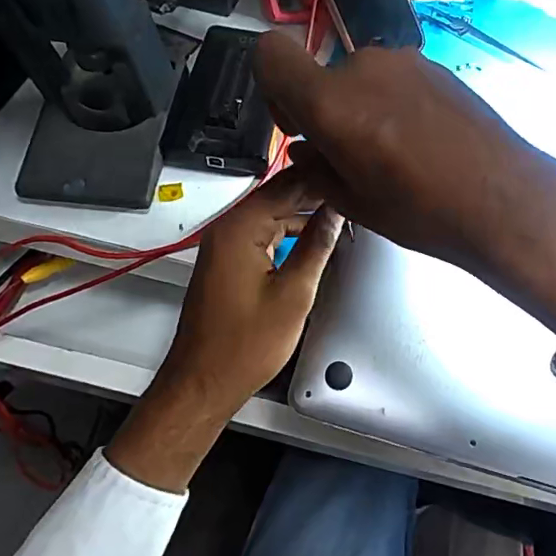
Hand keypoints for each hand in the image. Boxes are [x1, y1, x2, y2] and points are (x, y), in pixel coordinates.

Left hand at [106, 170, 344, 491]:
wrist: (204, 381)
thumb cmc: (241, 347)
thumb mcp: (294, 294)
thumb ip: (316, 247)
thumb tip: (333, 216)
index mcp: (239, 230)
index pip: (286, 185)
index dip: (321, 178)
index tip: (350, 175)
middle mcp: (226, 231)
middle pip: (276, 196)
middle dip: (313, 193)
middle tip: (352, 192)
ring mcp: (223, 246)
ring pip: (269, 214)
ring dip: (301, 213)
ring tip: (339, 213)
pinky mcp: (225, 262)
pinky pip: (260, 234)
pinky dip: (285, 233)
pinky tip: (310, 239)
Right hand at [253, 32, 555, 363]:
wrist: (506, 198)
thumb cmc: (424, 210)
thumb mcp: (352, 202)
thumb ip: (315, 167)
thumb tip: (307, 150)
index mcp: (331, 102)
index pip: (270, 55)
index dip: (271, 85)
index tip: (296, 122)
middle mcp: (362, 68)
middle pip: (319, 74)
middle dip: (324, 109)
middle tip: (349, 154)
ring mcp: (403, 61)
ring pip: (358, 78)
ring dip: (360, 107)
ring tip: (392, 152)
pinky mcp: (433, 65)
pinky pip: (392, 78)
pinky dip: (391, 102)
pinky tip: (419, 141)